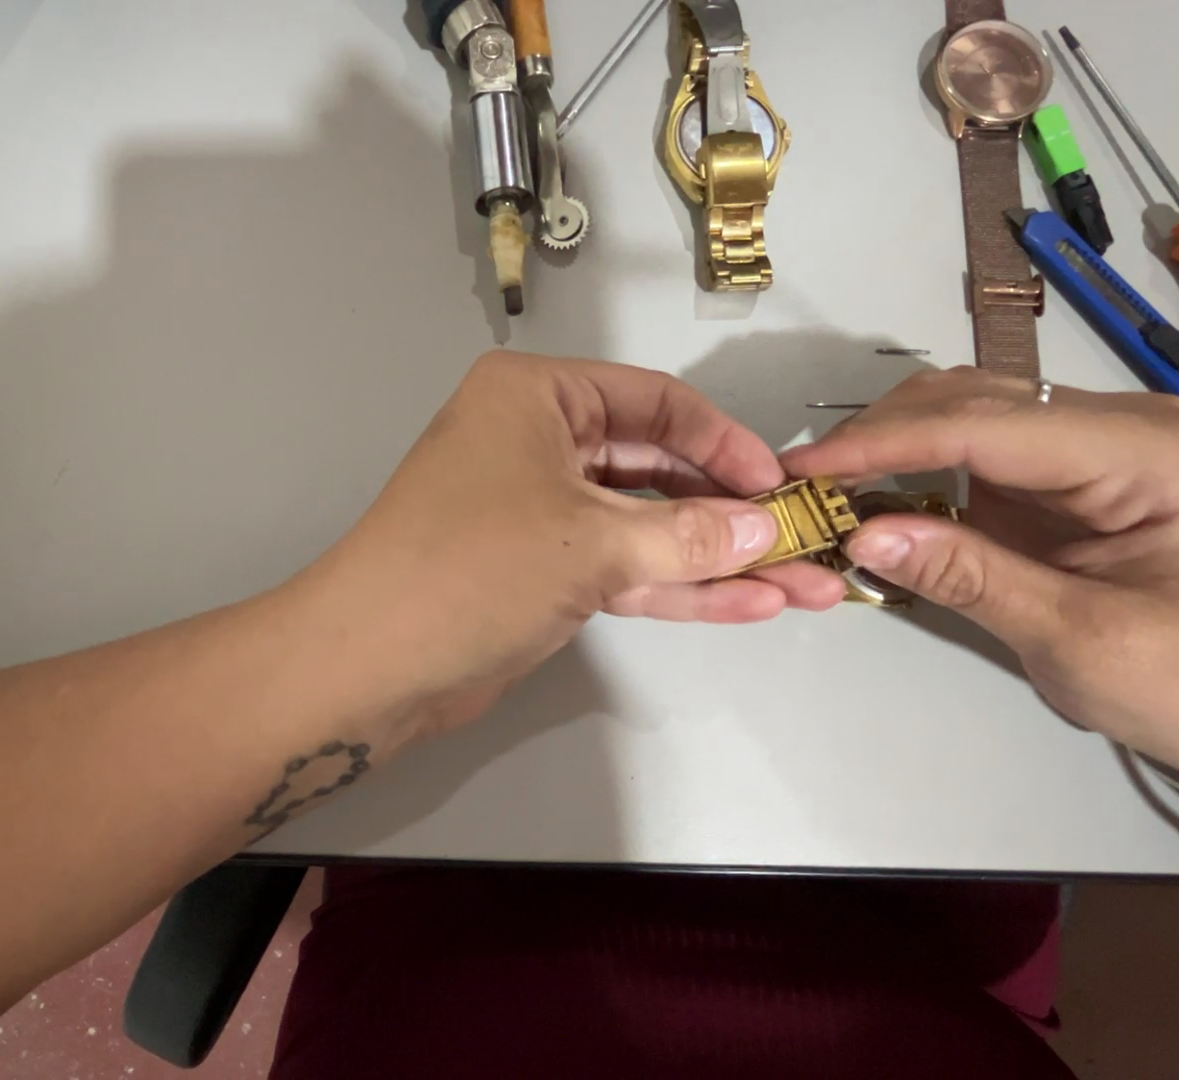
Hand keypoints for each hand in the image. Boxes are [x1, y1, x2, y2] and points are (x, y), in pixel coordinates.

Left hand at [306, 351, 844, 738]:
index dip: (723, 443)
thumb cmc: (472, 569)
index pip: (653, 403)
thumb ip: (688, 535)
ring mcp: (542, 512)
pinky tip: (746, 604)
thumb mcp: (589, 541)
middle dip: (730, 512)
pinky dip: (678, 586)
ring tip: (799, 585)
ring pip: (645, 527)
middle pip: (655, 468)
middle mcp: (539, 443)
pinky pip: (623, 568)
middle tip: (804, 542)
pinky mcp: (543, 572)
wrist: (374, 664)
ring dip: (717, 559)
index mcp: (536, 396)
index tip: (779, 486)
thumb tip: (767, 530)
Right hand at [782, 367, 1178, 817]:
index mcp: (1174, 462)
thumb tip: (860, 534)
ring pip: (981, 407)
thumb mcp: (1078, 644)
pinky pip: (991, 441)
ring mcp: (1122, 436)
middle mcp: (1152, 423)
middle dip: (884, 434)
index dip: (891, 441)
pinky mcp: (1090, 460)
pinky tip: (881, 485)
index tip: (806, 466)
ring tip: (832, 483)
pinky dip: (924, 459)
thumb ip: (969, 577)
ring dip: (897, 440)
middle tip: (805, 481)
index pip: (1002, 427)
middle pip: (987, 399)